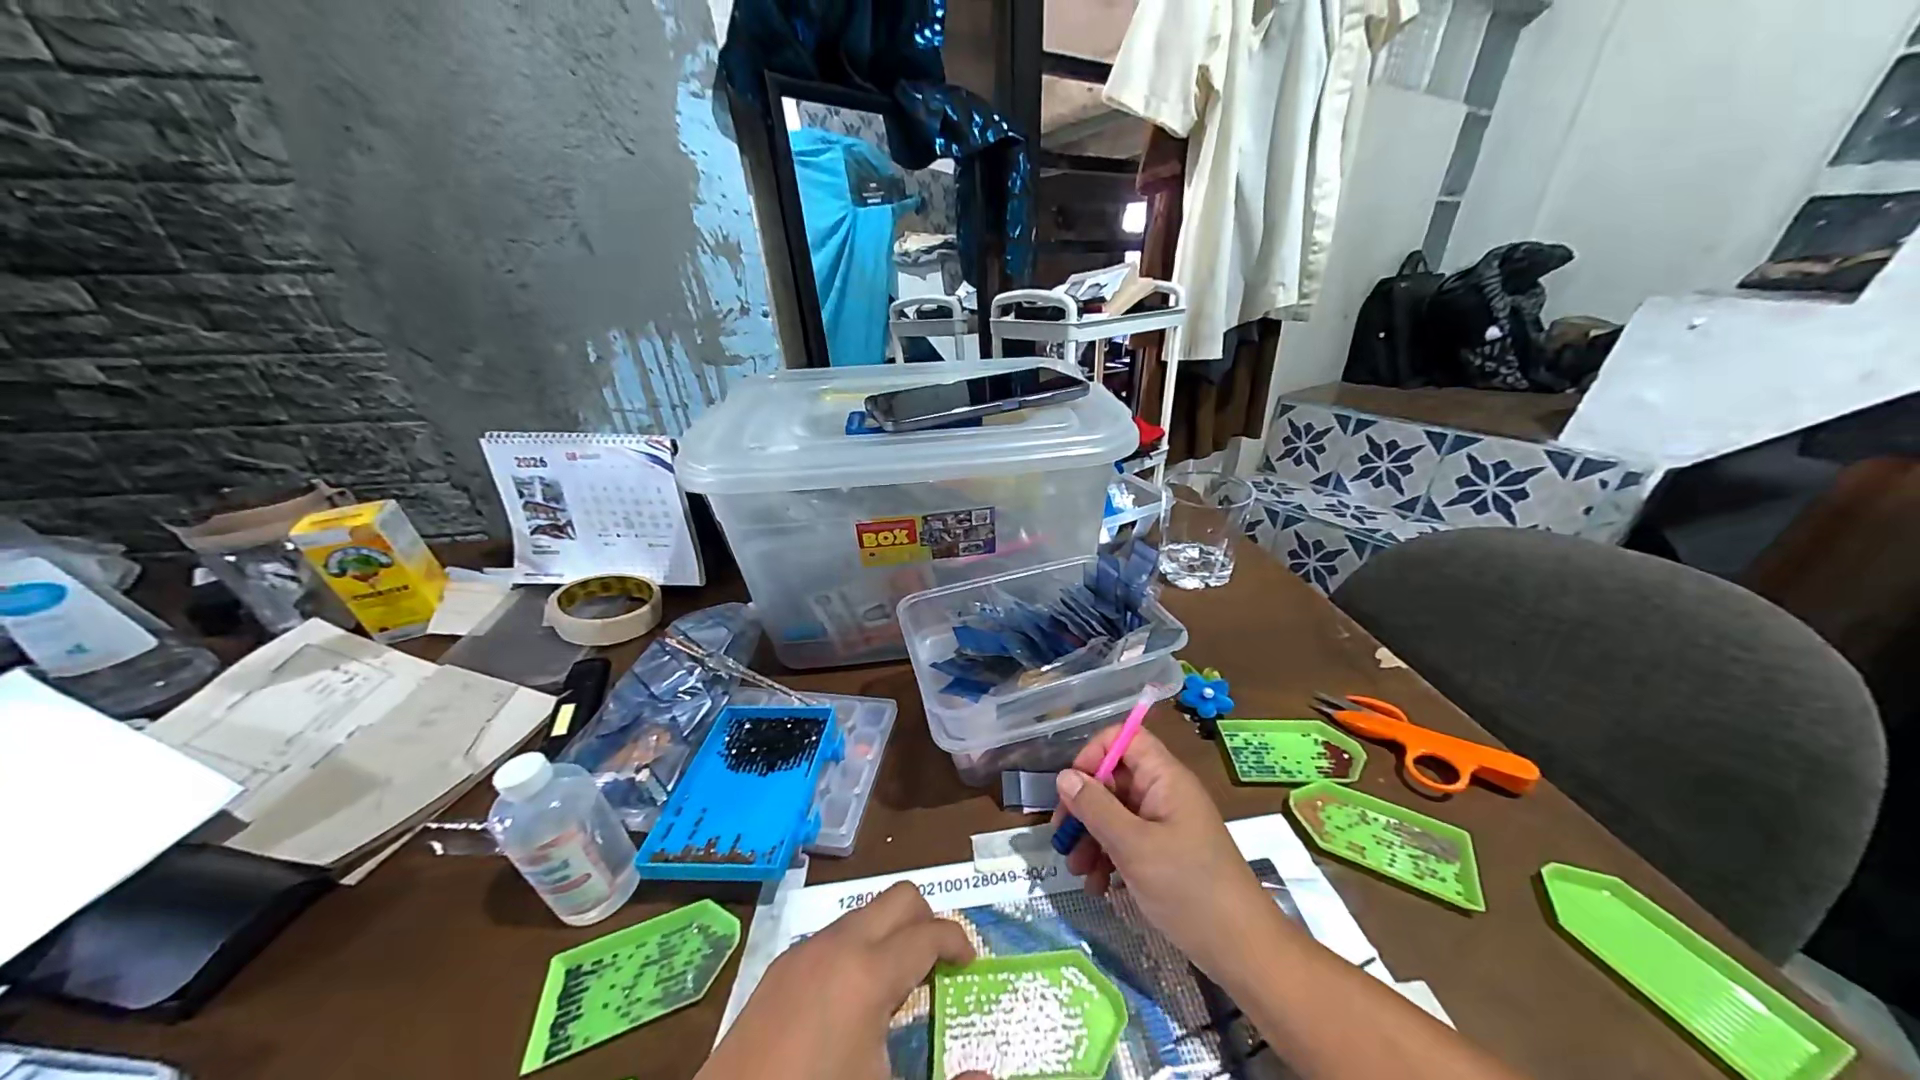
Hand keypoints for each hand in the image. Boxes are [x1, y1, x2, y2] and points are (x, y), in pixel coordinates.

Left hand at [698, 882, 980, 1079]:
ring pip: (865, 913)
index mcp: (871, 971)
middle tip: (937, 962)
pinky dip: (859, 948)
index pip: (930, 933)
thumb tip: (985, 1078)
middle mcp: (840, 944)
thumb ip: (943, 1078)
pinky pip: (834, 936)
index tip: (970, 963)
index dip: (958, 942)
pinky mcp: (781, 966)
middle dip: (927, 921)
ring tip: (897, 985)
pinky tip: (852, 998)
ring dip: (891, 934)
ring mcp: (805, 950)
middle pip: (899, 897)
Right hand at [1051, 724, 1279, 981]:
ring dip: (1090, 837)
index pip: (1125, 738)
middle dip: (1084, 807)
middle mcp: (1164, 793)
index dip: (1094, 753)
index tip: (1072, 788)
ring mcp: (1165, 824)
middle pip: (1114, 779)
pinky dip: (1107, 857)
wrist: (1241, 948)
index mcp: (1165, 778)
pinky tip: (1097, 885)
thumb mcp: (1133, 846)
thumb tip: (1065, 776)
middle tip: (1062, 839)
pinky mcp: (1164, 852)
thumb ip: (1096, 808)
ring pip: (1115, 813)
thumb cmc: (1188, 887)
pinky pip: (1126, 840)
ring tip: (1078, 871)